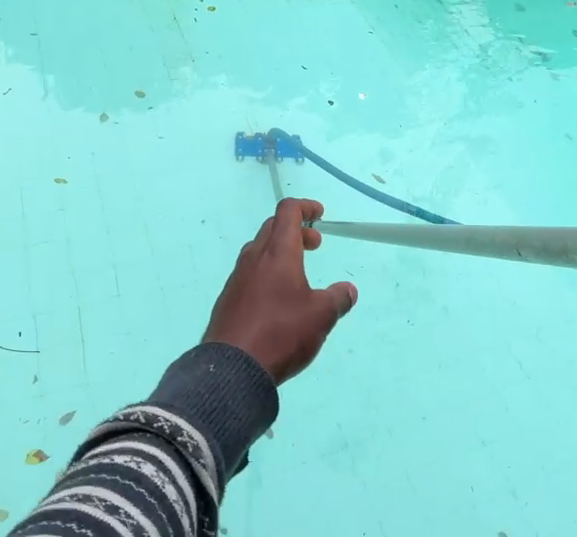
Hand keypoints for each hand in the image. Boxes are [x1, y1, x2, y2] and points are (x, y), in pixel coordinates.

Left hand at [202, 198, 357, 384]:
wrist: (232, 369)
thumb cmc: (281, 333)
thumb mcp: (321, 317)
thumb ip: (338, 299)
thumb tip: (348, 290)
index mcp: (278, 252)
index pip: (287, 212)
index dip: (305, 207)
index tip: (320, 215)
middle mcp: (254, 258)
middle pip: (272, 228)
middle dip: (295, 231)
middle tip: (315, 246)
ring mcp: (237, 279)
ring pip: (258, 251)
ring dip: (279, 253)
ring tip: (297, 276)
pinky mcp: (227, 300)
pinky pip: (249, 274)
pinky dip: (266, 273)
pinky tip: (275, 300)